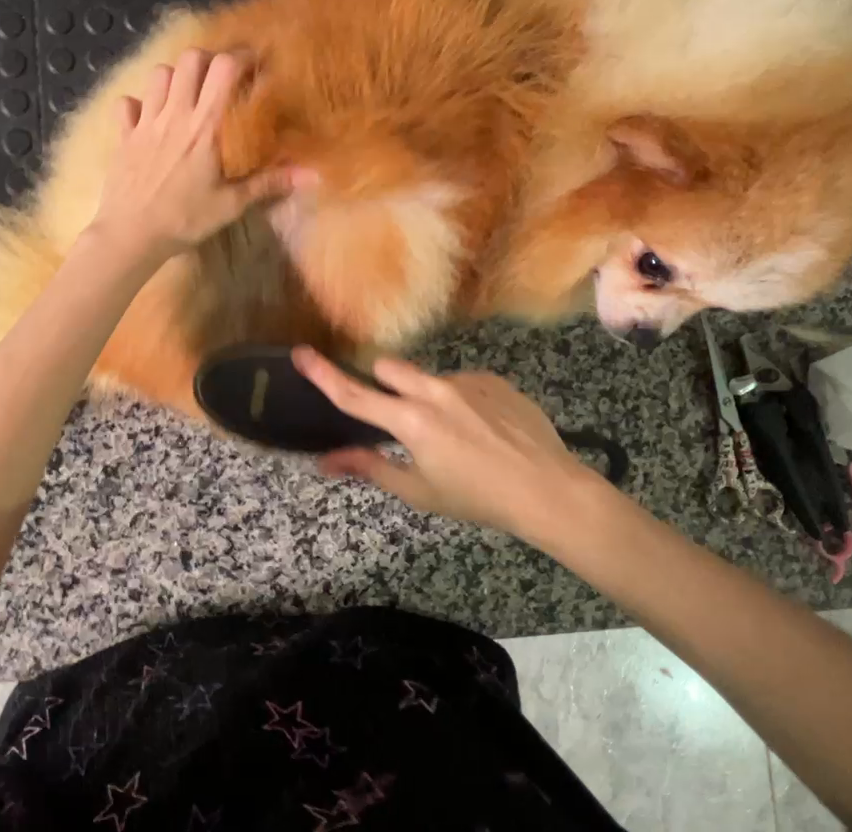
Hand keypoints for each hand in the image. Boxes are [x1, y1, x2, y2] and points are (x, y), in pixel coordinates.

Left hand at [85, 49, 304, 260]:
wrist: (130, 235)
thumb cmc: (184, 220)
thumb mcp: (230, 204)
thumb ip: (269, 184)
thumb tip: (313, 175)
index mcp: (204, 127)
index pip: (224, 69)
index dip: (241, 59)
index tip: (253, 67)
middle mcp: (174, 114)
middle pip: (190, 59)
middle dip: (208, 60)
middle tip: (219, 79)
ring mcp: (144, 122)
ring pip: (159, 74)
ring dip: (174, 77)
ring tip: (186, 95)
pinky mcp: (123, 136)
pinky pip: (126, 103)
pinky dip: (136, 103)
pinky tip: (146, 117)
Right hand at [292, 347, 600, 540]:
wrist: (550, 491)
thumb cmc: (479, 498)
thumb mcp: (419, 491)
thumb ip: (370, 468)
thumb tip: (325, 462)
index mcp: (411, 421)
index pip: (354, 394)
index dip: (323, 374)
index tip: (300, 353)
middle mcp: (434, 391)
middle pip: (388, 368)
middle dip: (381, 383)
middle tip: (395, 415)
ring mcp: (468, 381)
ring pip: (427, 377)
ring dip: (425, 397)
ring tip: (455, 435)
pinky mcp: (495, 380)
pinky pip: (461, 382)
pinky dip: (459, 400)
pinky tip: (482, 429)